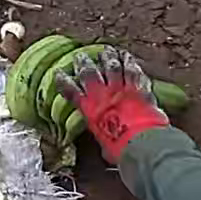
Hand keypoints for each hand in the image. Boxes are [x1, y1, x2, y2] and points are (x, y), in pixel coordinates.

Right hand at [56, 46, 168, 163]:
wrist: (141, 142)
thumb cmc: (120, 148)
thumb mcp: (104, 143)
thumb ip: (104, 136)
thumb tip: (108, 147)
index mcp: (89, 109)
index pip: (71, 91)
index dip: (63, 81)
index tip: (58, 72)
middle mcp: (101, 94)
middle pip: (88, 73)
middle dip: (83, 63)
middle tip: (79, 56)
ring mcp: (120, 88)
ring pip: (110, 66)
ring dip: (107, 57)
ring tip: (104, 51)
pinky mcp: (138, 87)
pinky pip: (132, 70)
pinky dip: (129, 61)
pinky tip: (126, 55)